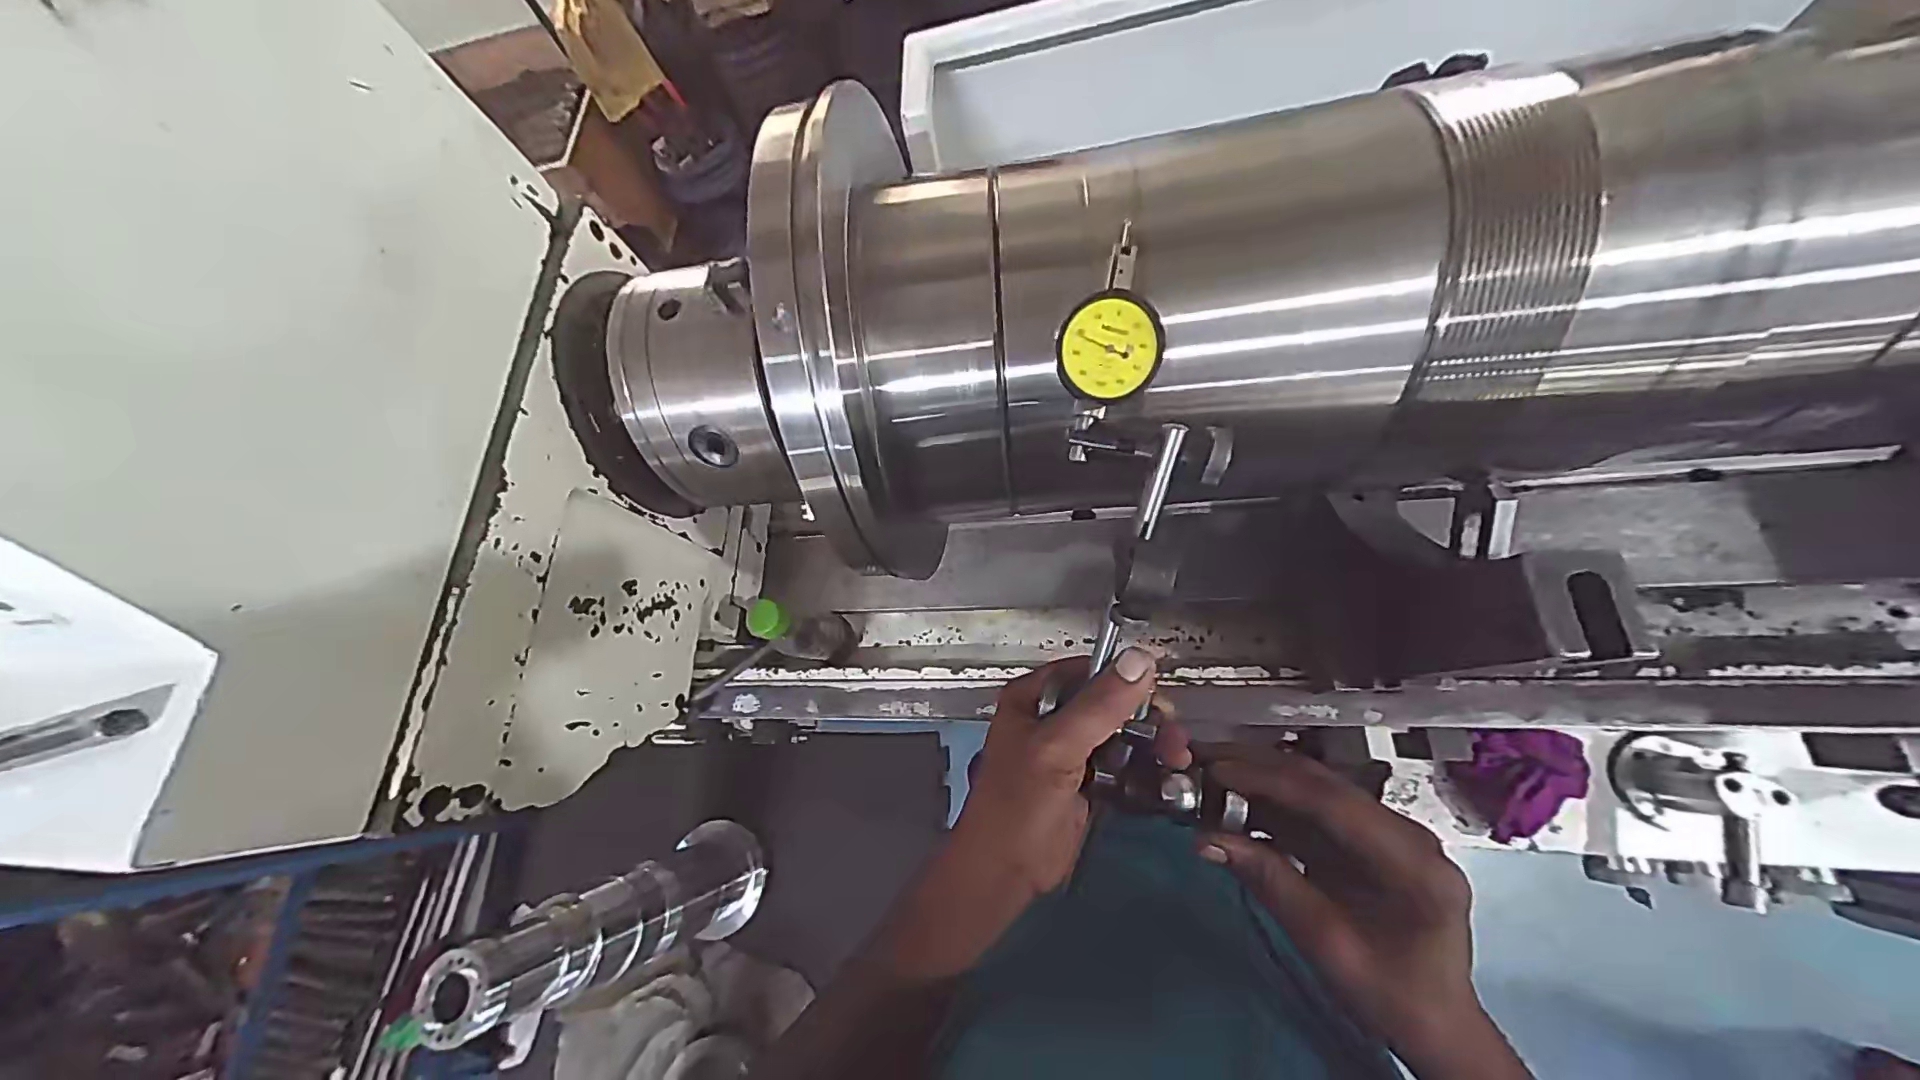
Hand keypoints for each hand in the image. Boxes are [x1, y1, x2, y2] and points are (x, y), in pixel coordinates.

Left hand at [944, 649, 1174, 901]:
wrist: (1006, 871)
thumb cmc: (1019, 805)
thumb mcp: (1057, 747)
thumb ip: (1099, 705)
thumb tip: (1139, 660)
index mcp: (1033, 698)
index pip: (1085, 671)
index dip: (1122, 678)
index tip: (1157, 694)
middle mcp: (1051, 718)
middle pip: (1108, 703)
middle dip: (1144, 717)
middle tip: (1172, 736)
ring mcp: (1069, 750)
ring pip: (1119, 733)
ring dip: (1149, 743)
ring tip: (1176, 757)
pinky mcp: (1085, 781)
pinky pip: (1121, 763)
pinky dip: (1142, 767)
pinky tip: (1164, 776)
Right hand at [1196, 745, 1529, 1079]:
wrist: (1433, 1025)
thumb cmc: (1387, 994)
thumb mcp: (1324, 943)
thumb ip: (1270, 882)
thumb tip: (1205, 839)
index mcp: (1412, 863)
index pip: (1333, 803)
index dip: (1270, 780)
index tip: (1217, 770)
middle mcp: (1405, 834)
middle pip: (1323, 785)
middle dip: (1258, 768)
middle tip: (1202, 759)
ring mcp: (1388, 832)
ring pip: (1315, 789)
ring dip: (1261, 778)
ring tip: (1210, 772)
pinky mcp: (1367, 838)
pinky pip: (1314, 809)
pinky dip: (1272, 802)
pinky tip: (1237, 799)